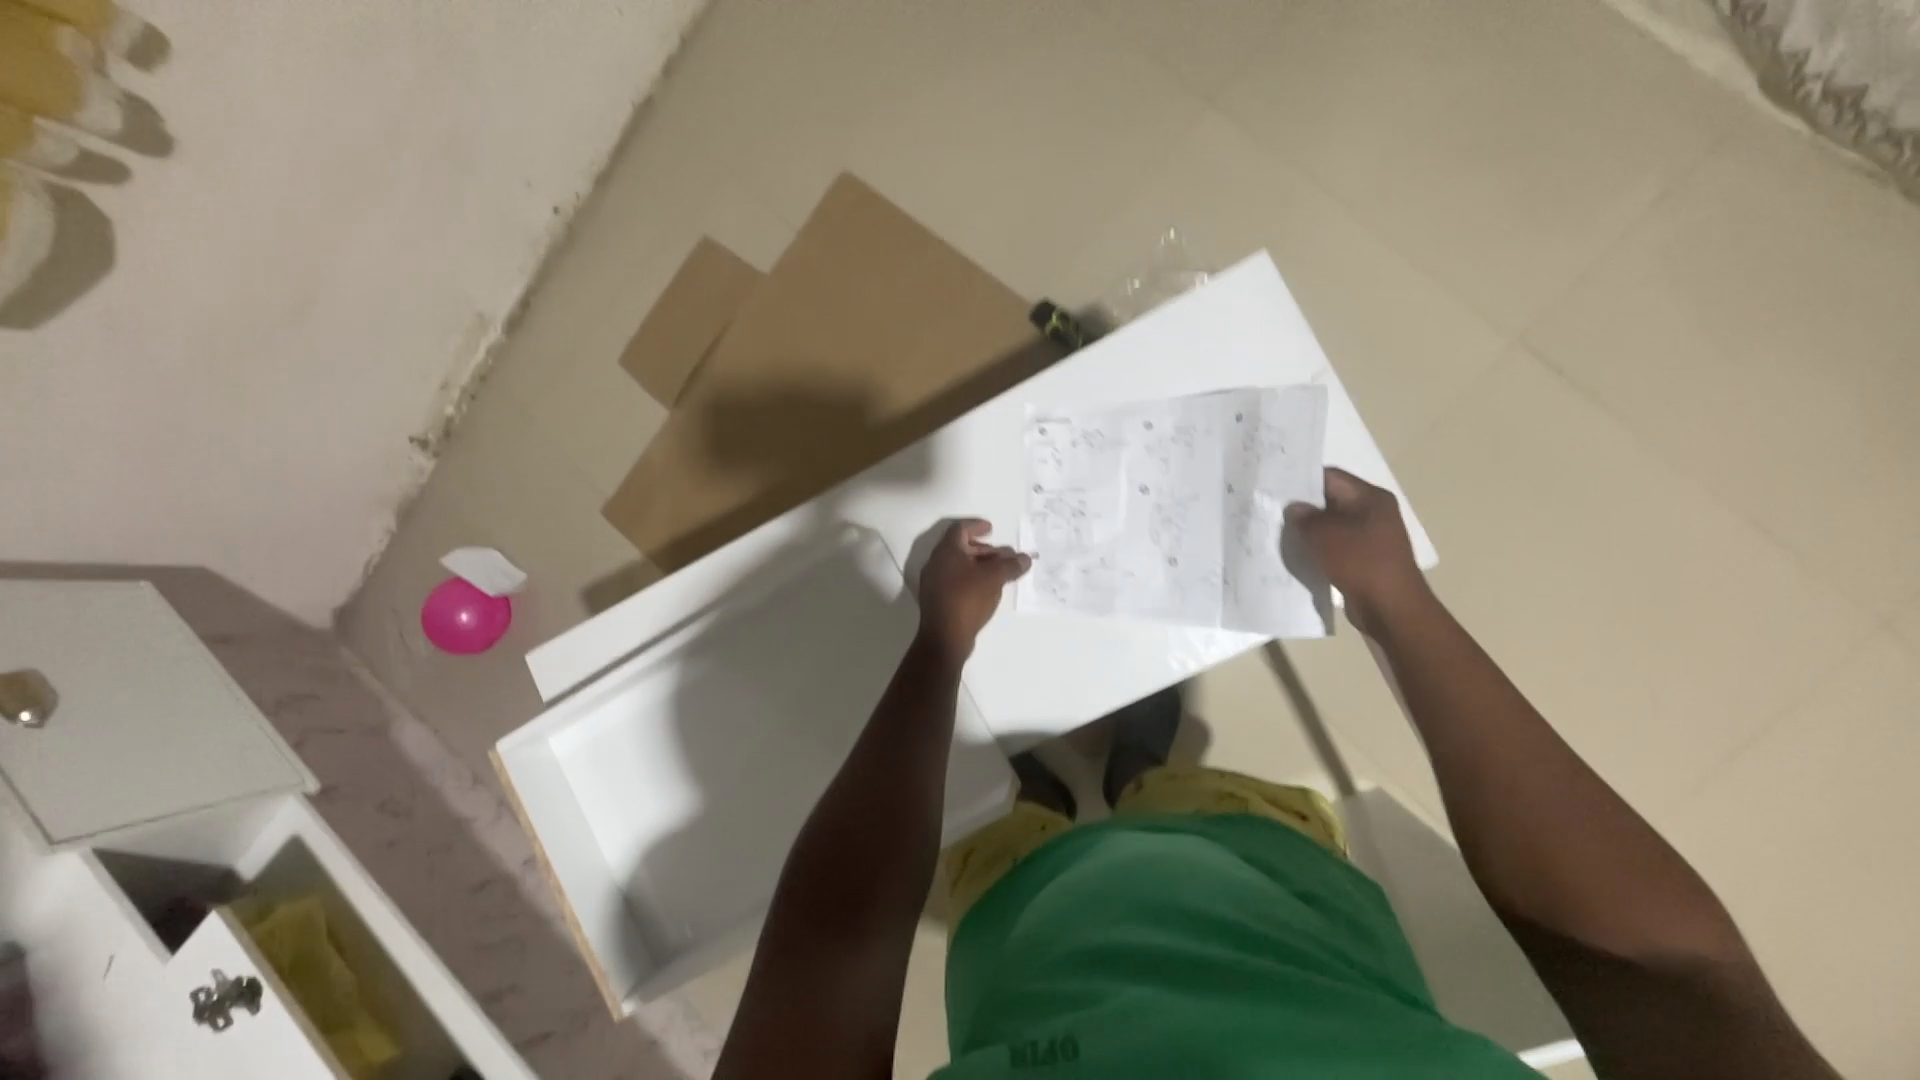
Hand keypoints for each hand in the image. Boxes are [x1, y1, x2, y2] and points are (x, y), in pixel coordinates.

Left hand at [916, 520, 1030, 662]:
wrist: (944, 637)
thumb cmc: (968, 599)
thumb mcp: (994, 579)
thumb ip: (1011, 565)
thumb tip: (1026, 558)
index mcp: (946, 551)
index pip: (960, 529)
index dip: (977, 525)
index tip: (992, 529)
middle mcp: (936, 563)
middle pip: (961, 547)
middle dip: (985, 549)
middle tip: (1004, 555)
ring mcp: (934, 582)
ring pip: (959, 565)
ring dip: (980, 565)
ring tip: (1001, 572)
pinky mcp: (937, 599)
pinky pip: (956, 580)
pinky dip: (972, 578)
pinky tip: (988, 589)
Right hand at [1285, 468, 1430, 631]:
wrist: (1390, 607)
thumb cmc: (1361, 562)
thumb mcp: (1325, 535)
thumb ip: (1305, 517)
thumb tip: (1294, 508)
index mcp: (1370, 497)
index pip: (1330, 476)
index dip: (1302, 479)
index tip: (1275, 488)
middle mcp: (1373, 511)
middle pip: (1331, 499)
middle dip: (1303, 506)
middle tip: (1272, 511)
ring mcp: (1371, 535)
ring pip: (1332, 524)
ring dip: (1310, 530)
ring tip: (1281, 533)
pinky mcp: (1365, 557)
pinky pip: (1336, 545)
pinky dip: (1319, 547)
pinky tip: (1299, 554)